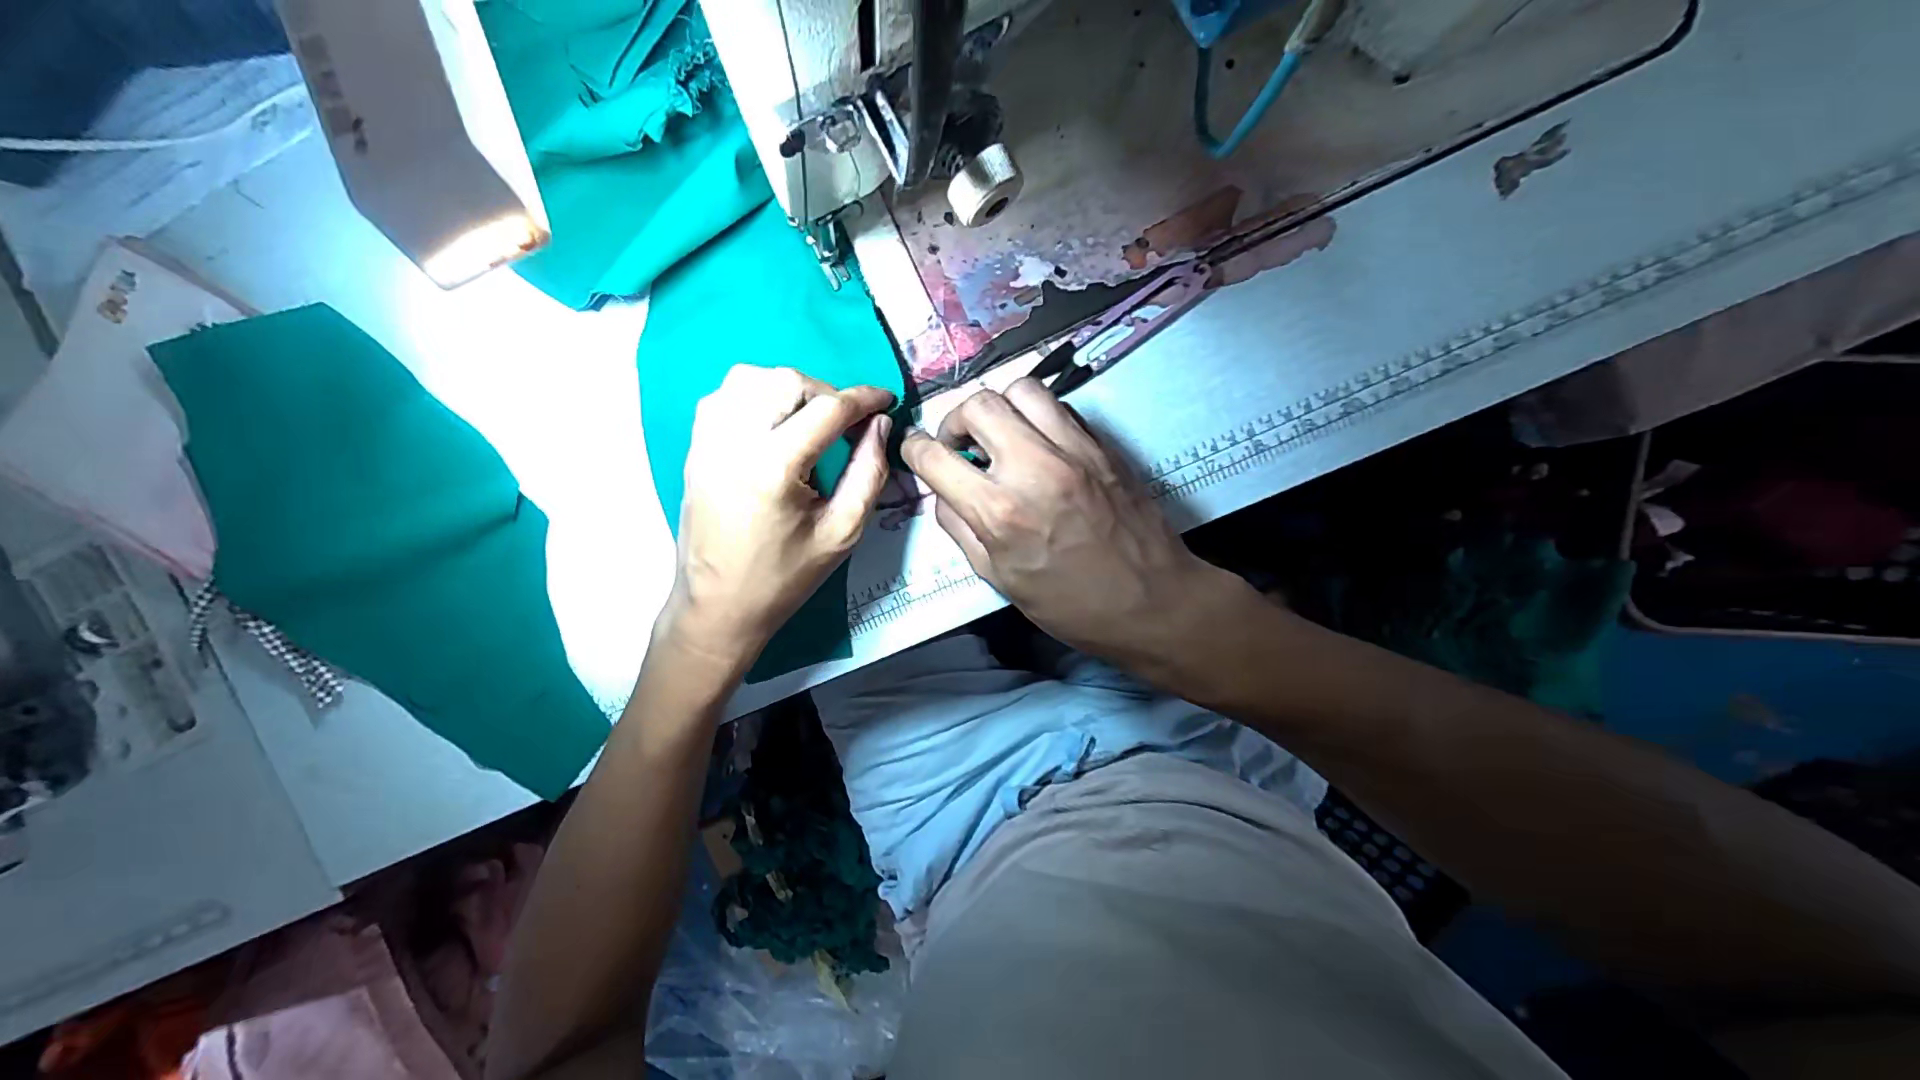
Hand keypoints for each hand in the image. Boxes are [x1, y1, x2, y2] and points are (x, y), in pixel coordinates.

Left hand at [662, 365, 893, 672]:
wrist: (718, 605)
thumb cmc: (784, 577)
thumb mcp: (842, 532)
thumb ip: (869, 472)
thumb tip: (881, 424)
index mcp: (774, 468)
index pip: (827, 408)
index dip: (864, 399)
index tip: (886, 401)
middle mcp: (735, 442)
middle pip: (787, 381)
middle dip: (826, 393)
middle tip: (845, 424)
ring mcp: (708, 441)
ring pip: (751, 377)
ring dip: (789, 389)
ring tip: (809, 420)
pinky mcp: (695, 446)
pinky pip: (725, 394)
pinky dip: (755, 394)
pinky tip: (773, 423)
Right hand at [900, 377, 1249, 672]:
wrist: (1153, 603)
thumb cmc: (1072, 605)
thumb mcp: (999, 579)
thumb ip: (961, 528)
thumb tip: (946, 492)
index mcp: (1000, 513)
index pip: (935, 456)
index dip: (914, 449)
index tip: (918, 451)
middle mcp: (1034, 469)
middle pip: (977, 404)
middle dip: (955, 421)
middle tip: (961, 446)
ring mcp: (1073, 450)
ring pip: (1021, 388)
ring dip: (999, 408)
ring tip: (1001, 436)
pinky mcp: (1101, 445)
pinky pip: (1059, 406)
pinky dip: (1036, 416)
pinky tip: (1038, 444)